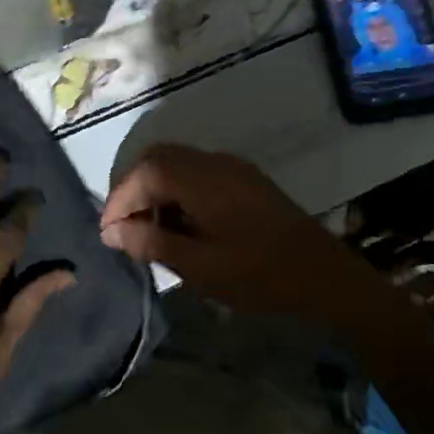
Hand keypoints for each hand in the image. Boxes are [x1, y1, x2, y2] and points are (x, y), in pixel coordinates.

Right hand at [100, 144, 380, 319]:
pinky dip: (177, 191)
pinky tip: (179, 225)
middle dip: (134, 188)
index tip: (109, 232)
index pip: (146, 170)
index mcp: (203, 179)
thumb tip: (111, 231)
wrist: (324, 274)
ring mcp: (232, 167)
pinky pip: (197, 173)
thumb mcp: (199, 267)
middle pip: (159, 158)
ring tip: (149, 231)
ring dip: (156, 190)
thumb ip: (152, 243)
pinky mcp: (243, 179)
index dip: (120, 197)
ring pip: (178, 163)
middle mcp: (215, 162)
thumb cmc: (259, 274)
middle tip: (124, 227)